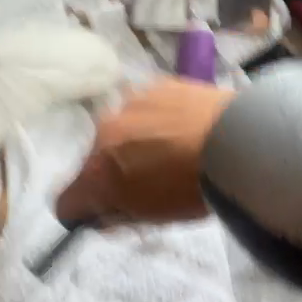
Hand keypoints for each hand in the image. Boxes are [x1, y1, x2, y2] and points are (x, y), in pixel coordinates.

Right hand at [55, 79, 236, 225]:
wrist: (235, 141)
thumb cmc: (193, 189)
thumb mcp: (153, 217)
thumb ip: (119, 214)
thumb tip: (102, 213)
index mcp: (97, 173)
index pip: (66, 201)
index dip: (81, 211)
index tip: (104, 213)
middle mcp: (102, 133)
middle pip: (95, 159)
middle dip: (112, 171)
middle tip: (148, 180)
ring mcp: (129, 103)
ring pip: (120, 129)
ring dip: (133, 140)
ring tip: (171, 149)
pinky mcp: (156, 84)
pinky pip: (145, 107)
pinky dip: (156, 118)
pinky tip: (183, 126)